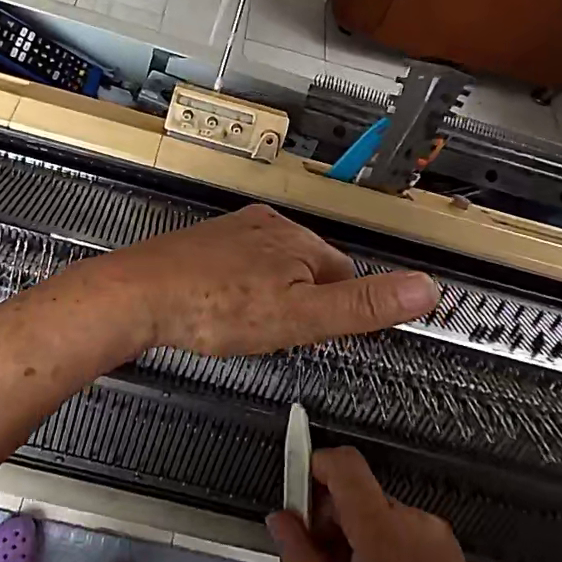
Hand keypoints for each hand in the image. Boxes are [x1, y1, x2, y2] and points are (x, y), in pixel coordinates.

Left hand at [57, 204, 437, 356]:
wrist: (137, 297)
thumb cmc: (214, 307)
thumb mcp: (301, 317)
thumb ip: (362, 305)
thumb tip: (424, 288)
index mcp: (297, 240)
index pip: (345, 273)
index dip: (340, 308)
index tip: (332, 330)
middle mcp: (265, 227)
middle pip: (309, 268)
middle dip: (304, 302)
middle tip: (285, 334)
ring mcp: (231, 234)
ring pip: (272, 268)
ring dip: (271, 296)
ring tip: (253, 326)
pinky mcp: (202, 247)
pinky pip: (237, 269)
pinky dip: (239, 292)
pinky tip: (224, 311)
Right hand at [267, 448, 542, 561]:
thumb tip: (280, 524)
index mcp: (385, 531)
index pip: (344, 463)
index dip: (313, 465)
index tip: (296, 489)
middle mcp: (413, 519)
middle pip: (355, 491)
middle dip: (328, 518)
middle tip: (317, 559)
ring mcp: (433, 529)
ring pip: (374, 511)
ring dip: (352, 536)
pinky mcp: (444, 543)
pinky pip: (398, 526)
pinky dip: (378, 545)